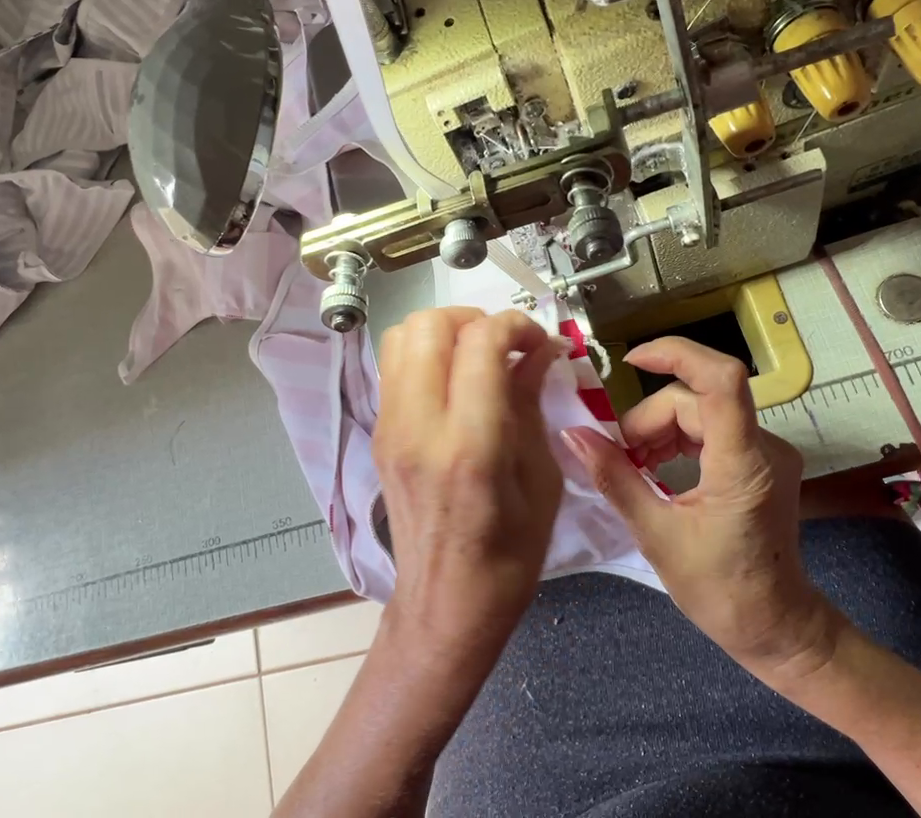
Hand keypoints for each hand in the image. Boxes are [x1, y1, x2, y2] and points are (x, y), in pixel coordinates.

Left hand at [374, 308, 566, 653]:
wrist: (446, 603)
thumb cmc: (510, 555)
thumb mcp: (541, 480)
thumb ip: (531, 404)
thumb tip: (538, 351)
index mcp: (470, 446)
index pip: (481, 343)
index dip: (516, 325)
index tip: (539, 341)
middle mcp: (419, 427)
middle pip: (430, 325)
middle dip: (475, 318)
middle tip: (506, 344)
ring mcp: (390, 428)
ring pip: (402, 336)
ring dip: (445, 331)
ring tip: (478, 356)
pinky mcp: (379, 434)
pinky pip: (395, 366)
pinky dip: (426, 354)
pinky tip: (455, 380)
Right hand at [561, 337, 844, 687]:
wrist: (777, 627)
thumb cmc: (719, 591)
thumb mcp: (656, 535)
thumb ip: (614, 478)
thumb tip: (573, 435)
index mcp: (742, 464)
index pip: (721, 379)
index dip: (676, 355)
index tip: (631, 361)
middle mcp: (763, 447)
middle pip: (696, 400)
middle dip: (648, 419)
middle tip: (618, 458)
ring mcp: (767, 452)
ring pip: (702, 411)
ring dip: (660, 429)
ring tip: (634, 467)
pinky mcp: (762, 461)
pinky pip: (713, 429)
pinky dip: (678, 439)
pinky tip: (655, 469)